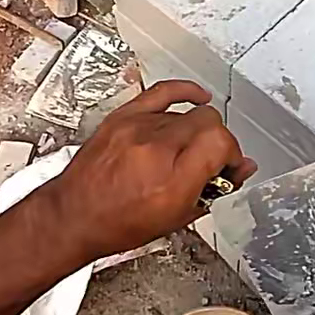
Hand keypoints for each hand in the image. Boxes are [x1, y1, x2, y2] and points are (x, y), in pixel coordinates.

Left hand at [31, 80, 254, 262]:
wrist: (73, 215)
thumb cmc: (119, 223)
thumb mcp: (177, 217)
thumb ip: (215, 189)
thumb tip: (241, 168)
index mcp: (173, 180)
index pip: (221, 143)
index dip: (232, 155)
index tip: (227, 166)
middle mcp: (157, 149)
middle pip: (210, 124)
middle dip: (219, 142)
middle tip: (213, 160)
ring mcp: (138, 128)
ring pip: (189, 113)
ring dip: (198, 130)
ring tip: (192, 148)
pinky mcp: (124, 116)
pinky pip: (163, 91)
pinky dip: (185, 91)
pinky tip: (198, 96)